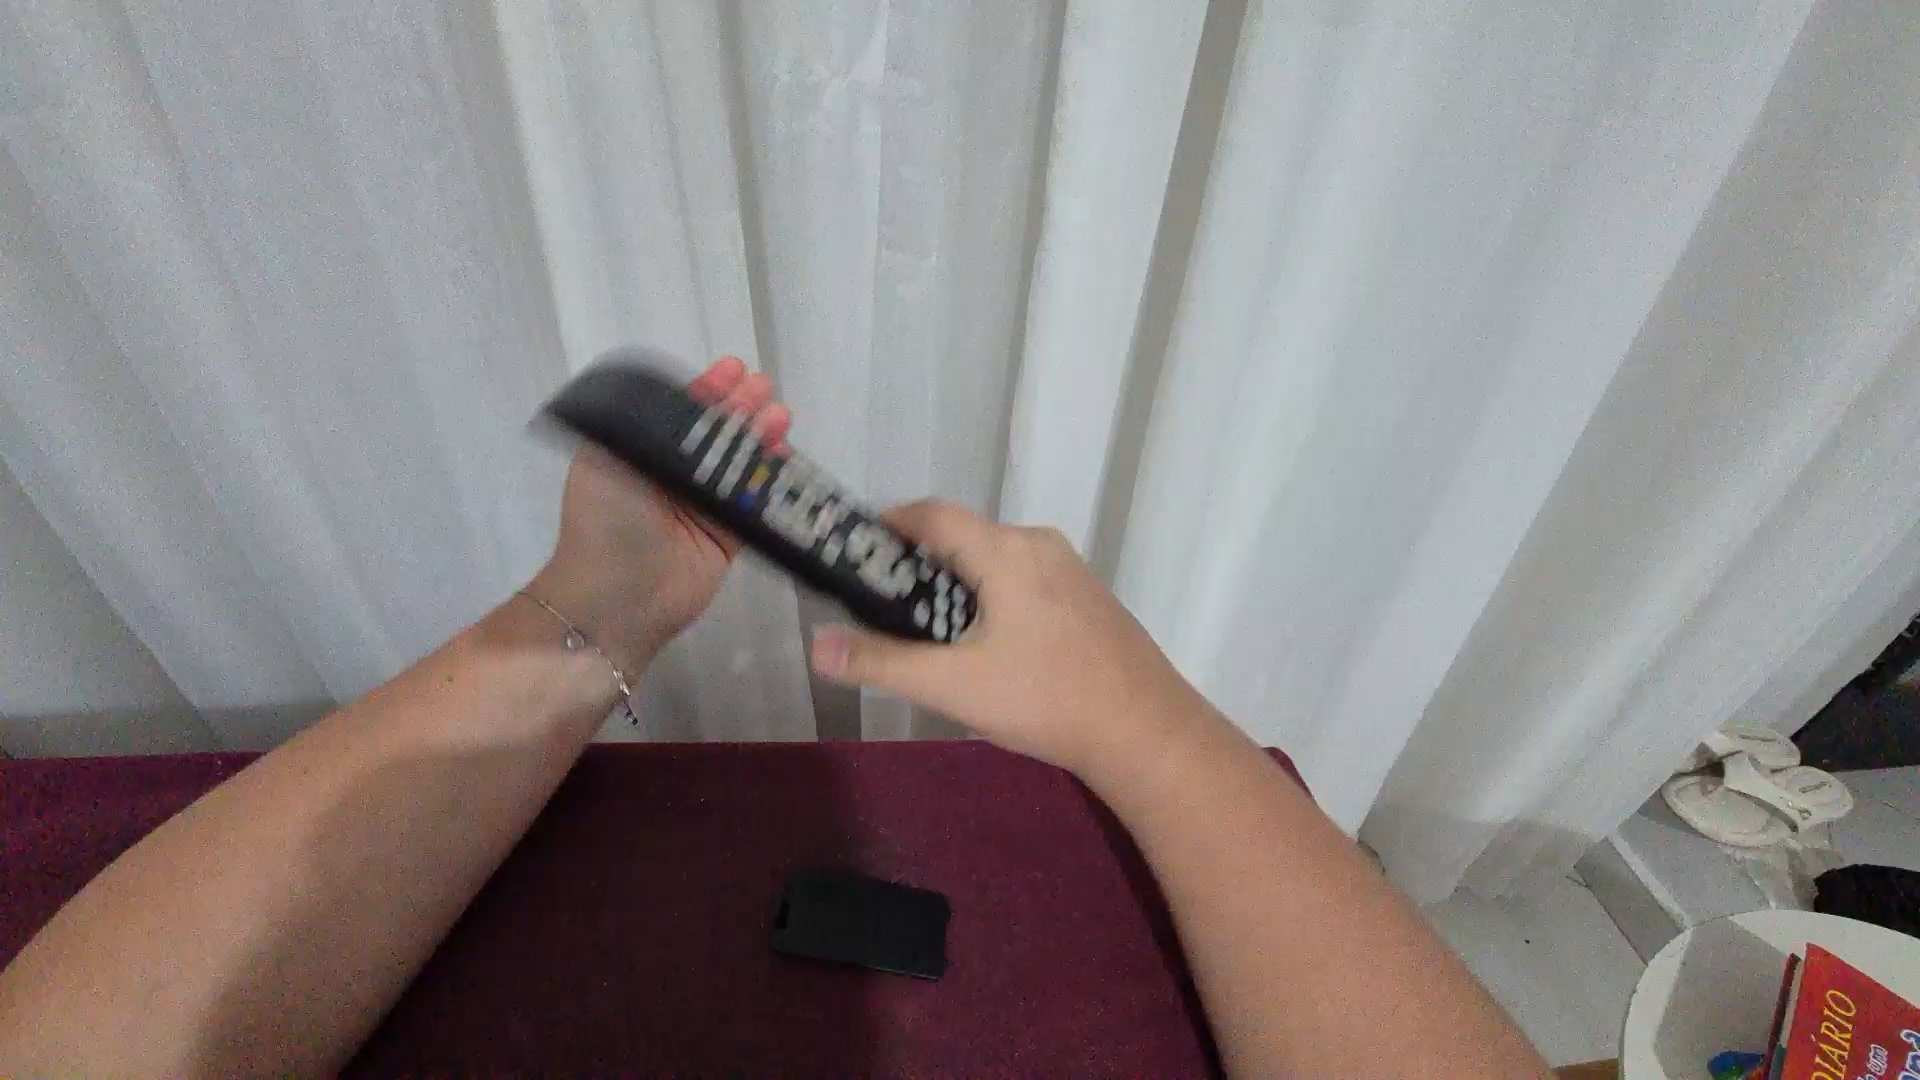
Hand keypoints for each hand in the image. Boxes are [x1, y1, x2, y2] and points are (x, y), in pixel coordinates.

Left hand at [527, 356, 790, 671]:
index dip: (706, 390)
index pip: (679, 415)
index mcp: (640, 456)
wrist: (618, 598)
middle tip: (763, 386)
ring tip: (780, 414)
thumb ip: (643, 429)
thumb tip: (683, 402)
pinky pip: (757, 503)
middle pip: (715, 436)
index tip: (731, 368)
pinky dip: (774, 481)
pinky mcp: (729, 537)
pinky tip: (787, 457)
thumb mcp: (605, 461)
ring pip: (740, 465)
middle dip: (740, 408)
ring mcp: (702, 508)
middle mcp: (672, 478)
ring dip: (761, 437)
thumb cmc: (607, 523)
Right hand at [807, 500, 1217, 776]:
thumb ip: (882, 662)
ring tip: (933, 630)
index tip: (858, 549)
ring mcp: (1070, 569)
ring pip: (997, 559)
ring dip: (959, 582)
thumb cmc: (1045, 698)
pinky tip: (991, 644)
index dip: (890, 523)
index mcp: (1006, 551)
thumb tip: (816, 646)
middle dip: (922, 562)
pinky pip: (1026, 578)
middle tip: (888, 603)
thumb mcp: (954, 685)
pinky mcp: (1087, 595)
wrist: (1145, 731)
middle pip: (965, 536)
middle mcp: (1039, 544)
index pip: (934, 514)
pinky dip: (994, 594)